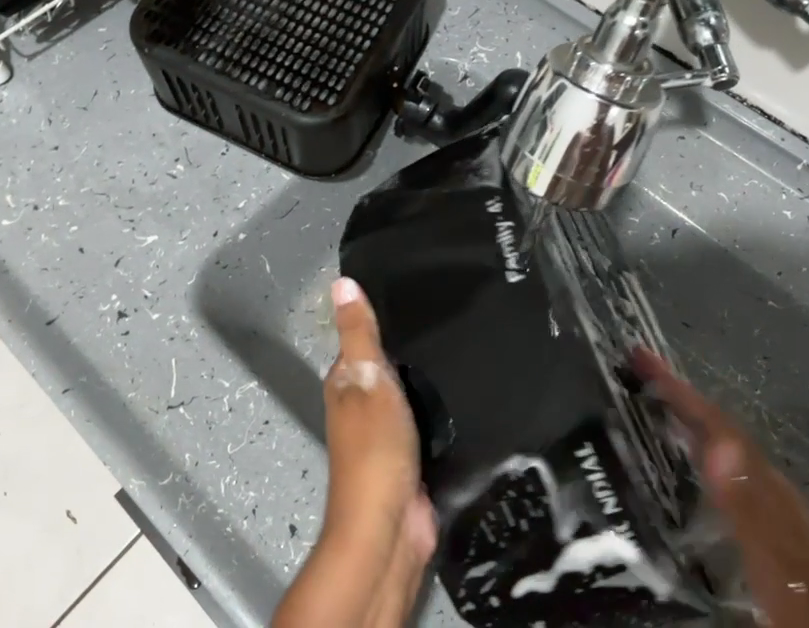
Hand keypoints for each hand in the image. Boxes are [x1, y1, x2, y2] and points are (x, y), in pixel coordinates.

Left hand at [273, 277, 436, 627]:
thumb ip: (359, 334)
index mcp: (344, 385)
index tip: (421, 291)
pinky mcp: (412, 458)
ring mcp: (387, 435)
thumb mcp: (367, 379)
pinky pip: (428, 422)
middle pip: (388, 367)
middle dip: (413, 348)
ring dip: (430, 378)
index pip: (362, 340)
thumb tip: (340, 282)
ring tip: (467, 346)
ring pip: (410, 394)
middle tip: (456, 315)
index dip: (384, 318)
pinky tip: (467, 394)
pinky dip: (442, 408)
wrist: (390, 526)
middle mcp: (361, 406)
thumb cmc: (374, 447)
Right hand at [631, 348, 808, 627]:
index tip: (638, 354)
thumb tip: (717, 441)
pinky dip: (695, 467)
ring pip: (720, 457)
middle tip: (632, 374)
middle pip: (717, 433)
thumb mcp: (776, 559)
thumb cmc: (808, 606)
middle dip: (676, 399)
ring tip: (647, 413)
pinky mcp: (765, 540)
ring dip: (685, 429)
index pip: (716, 426)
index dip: (678, 388)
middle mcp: (769, 492)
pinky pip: (721, 485)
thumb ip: (749, 507)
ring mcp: (769, 516)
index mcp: (767, 489)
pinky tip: (680, 481)